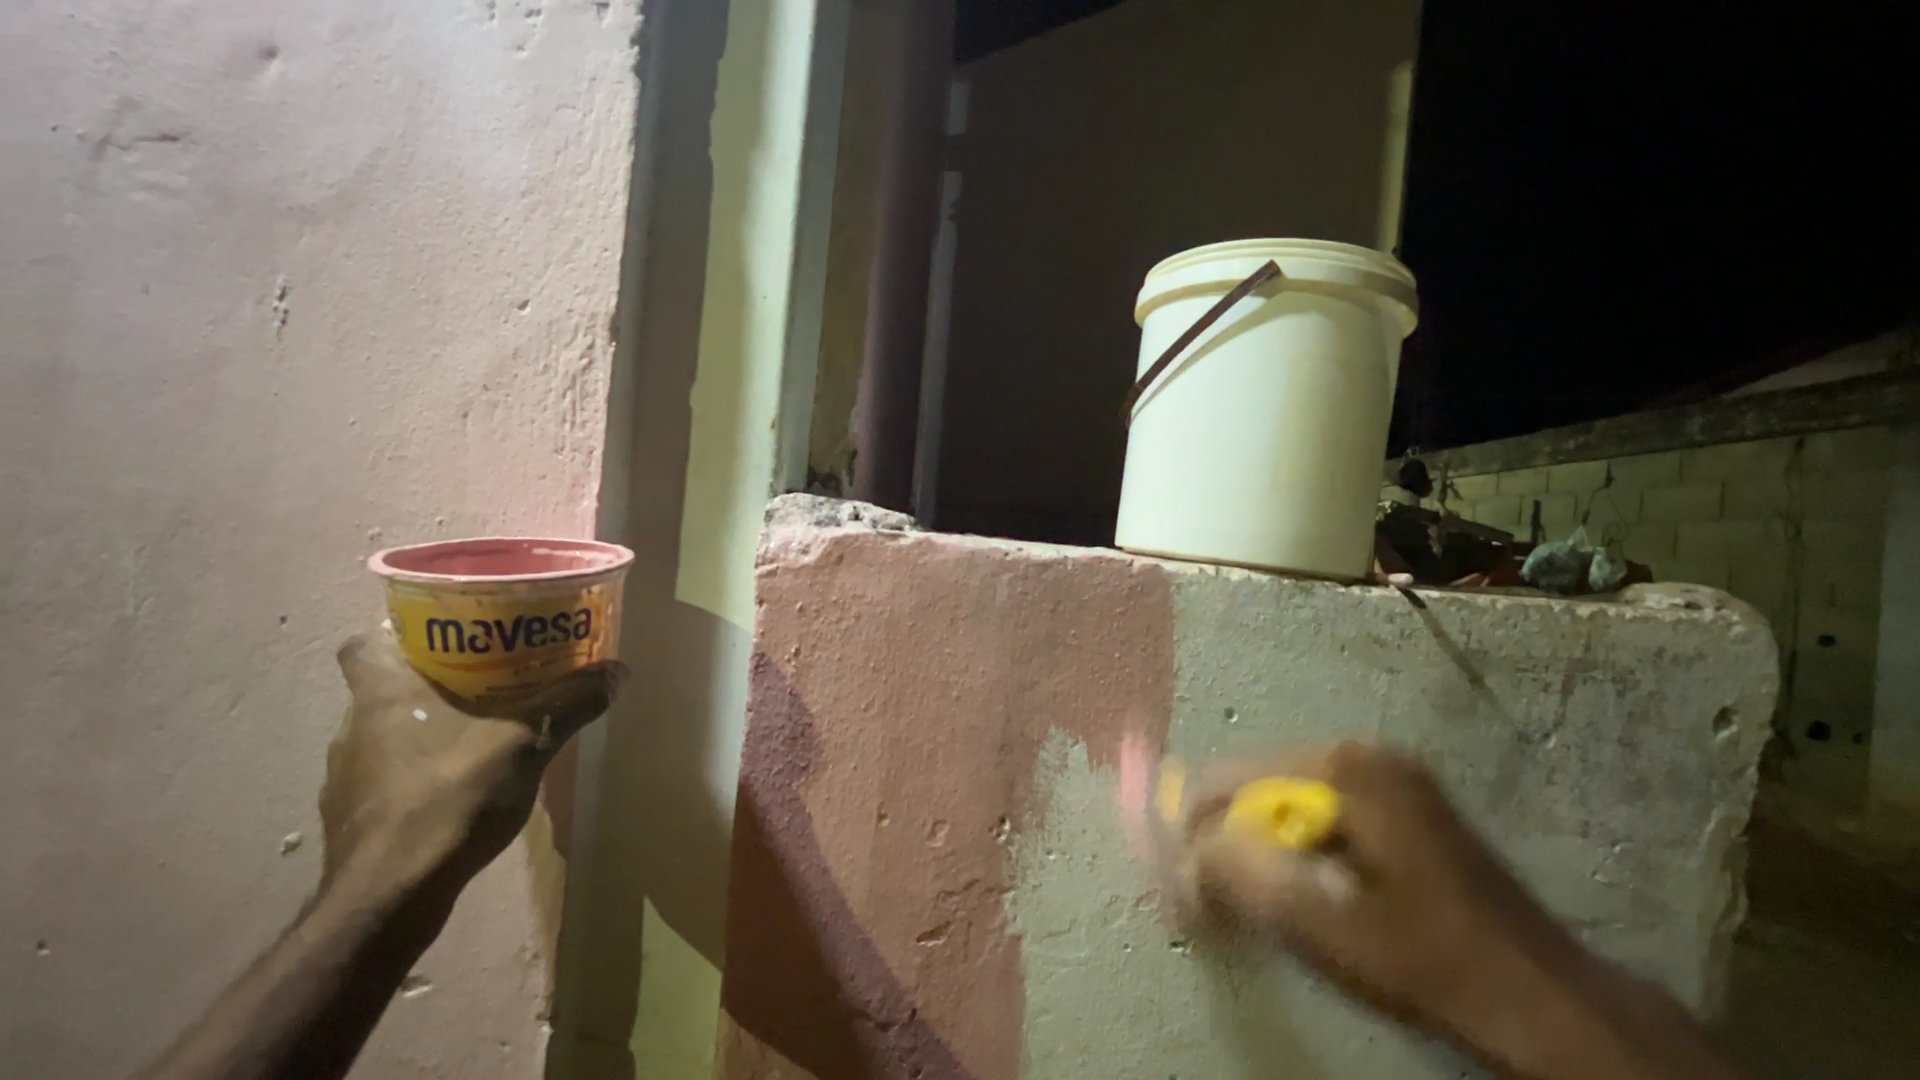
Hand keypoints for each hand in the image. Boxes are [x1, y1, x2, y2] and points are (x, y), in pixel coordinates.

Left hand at [320, 629, 625, 898]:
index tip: (444, 633)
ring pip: (385, 732)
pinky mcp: (354, 818)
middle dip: (431, 679)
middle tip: (485, 676)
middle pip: (384, 686)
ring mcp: (347, 777)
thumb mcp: (525, 743)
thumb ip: (570, 704)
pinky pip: (387, 775)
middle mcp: (353, 727)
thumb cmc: (450, 798)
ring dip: (424, 727)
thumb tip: (618, 671)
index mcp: (382, 694)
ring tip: (477, 730)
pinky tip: (457, 785)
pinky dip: (417, 771)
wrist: (390, 897)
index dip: (396, 632)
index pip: (364, 643)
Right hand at [1183, 743, 1582, 1039]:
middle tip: (1211, 892)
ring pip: (1288, 799)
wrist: (1535, 994)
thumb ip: (1242, 875)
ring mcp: (1388, 773)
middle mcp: (1362, 752)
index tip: (1181, 877)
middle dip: (1229, 836)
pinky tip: (1299, 885)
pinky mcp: (1402, 801)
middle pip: (1259, 784)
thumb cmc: (1425, 957)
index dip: (1197, 828)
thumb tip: (1185, 847)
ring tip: (1249, 894)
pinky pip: (1321, 810)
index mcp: (1343, 767)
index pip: (1232, 779)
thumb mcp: (1322, 924)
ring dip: (1261, 843)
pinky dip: (1297, 844)